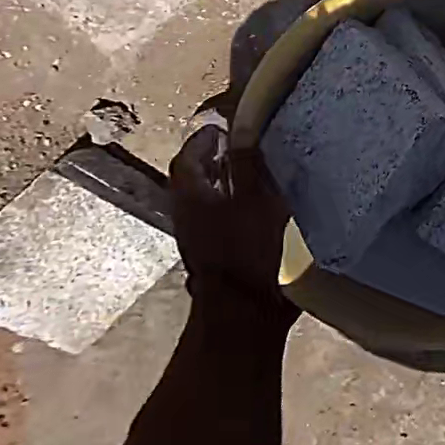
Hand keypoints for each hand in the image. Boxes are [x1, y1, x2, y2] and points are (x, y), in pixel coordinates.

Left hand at [167, 124, 298, 326]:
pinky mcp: (214, 259)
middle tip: (235, 148)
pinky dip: (231, 206)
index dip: (201, 140)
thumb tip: (241, 133)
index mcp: (192, 198)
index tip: (220, 130)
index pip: (187, 159)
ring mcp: (198, 242)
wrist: (246, 315)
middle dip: (211, 161)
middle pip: (192, 181)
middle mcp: (187, 218)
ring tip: (249, 174)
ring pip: (204, 203)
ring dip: (222, 185)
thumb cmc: (250, 250)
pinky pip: (217, 221)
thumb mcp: (257, 198)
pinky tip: (256, 209)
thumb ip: (247, 164)